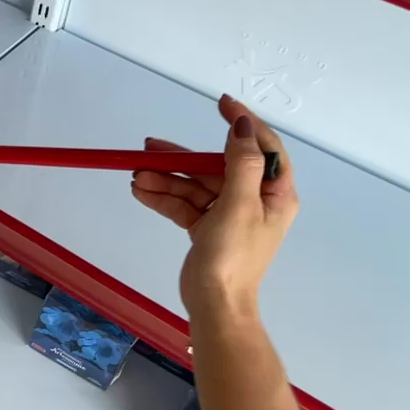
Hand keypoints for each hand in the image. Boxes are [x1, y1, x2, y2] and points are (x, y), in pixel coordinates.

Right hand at [131, 95, 297, 319]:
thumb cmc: (233, 258)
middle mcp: (253, 201)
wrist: (215, 305)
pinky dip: (163, 198)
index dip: (242, 124)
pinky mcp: (206, 230)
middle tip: (150, 147)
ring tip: (135, 175)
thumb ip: (240, 163)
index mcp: (273, 194)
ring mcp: (227, 215)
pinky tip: (140, 191)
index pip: (261, 147)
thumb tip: (242, 126)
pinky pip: (184, 205)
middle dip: (182, 159)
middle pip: (216, 167)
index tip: (221, 104)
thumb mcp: (238, 206)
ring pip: (194, 186)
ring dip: (165, 180)